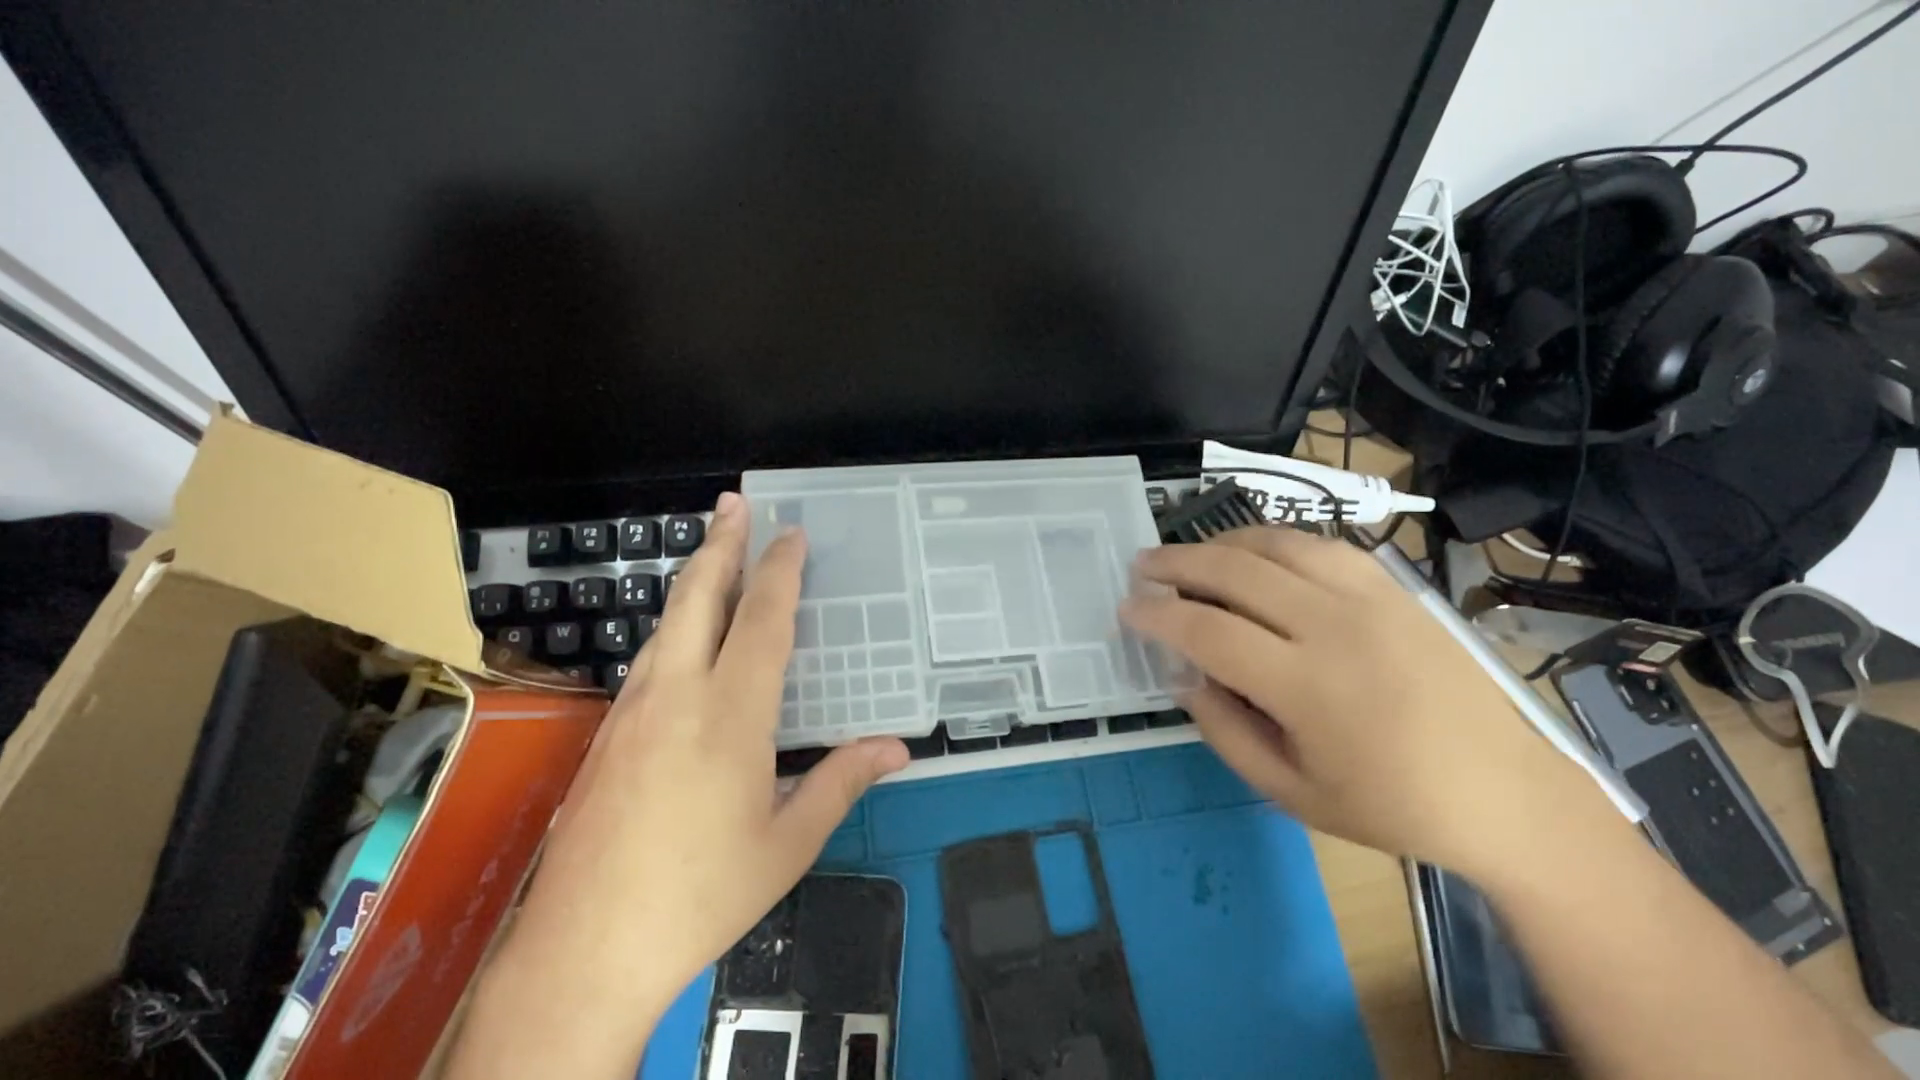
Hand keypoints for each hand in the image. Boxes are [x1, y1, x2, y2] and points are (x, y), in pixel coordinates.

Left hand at [453, 493, 907, 1077]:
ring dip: (691, 581)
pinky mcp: (605, 736)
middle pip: (697, 598)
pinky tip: (680, 643)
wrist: (587, 946)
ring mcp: (631, 712)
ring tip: (711, 555)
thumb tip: (895, 748)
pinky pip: (646, 662)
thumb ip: (840, 783)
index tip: (791, 533)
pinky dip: (672, 630)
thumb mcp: (788, 843)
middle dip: (720, 545)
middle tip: (735, 503)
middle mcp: (676, 695)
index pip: (761, 620)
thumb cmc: (703, 894)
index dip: (779, 571)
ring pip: (664, 625)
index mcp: (731, 714)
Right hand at [1121, 526, 1615, 878]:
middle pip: (1236, 572)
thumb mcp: (1291, 793)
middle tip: (1143, 567)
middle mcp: (1336, 626)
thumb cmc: (1391, 806)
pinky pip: (1323, 546)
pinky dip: (1277, 542)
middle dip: (1178, 564)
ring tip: (1192, 554)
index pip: (1208, 631)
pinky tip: (1258, 555)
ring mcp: (1372, 598)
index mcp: (1307, 686)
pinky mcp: (1398, 589)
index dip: (1158, 616)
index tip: (1127, 610)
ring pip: (1279, 545)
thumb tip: (1183, 677)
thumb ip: (1226, 731)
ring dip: (1224, 543)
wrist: (1503, 792)